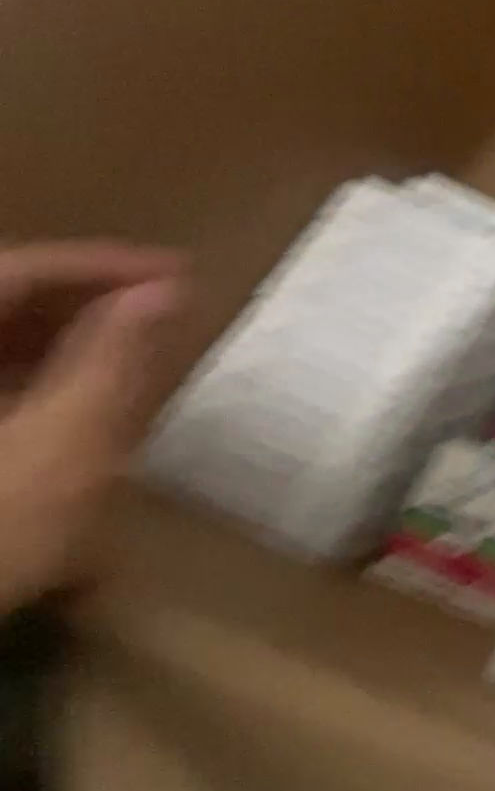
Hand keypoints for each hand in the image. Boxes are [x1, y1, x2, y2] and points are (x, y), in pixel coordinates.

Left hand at [0, 242, 185, 612]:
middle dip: (86, 295)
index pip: (11, 273)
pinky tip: (81, 380)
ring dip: (63, 329)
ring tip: (140, 337)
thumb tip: (168, 290)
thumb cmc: (0, 527)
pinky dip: (34, 365)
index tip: (180, 271)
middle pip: (1, 300)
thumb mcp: (70, 443)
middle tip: (168, 302)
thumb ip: (116, 359)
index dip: (98, 263)